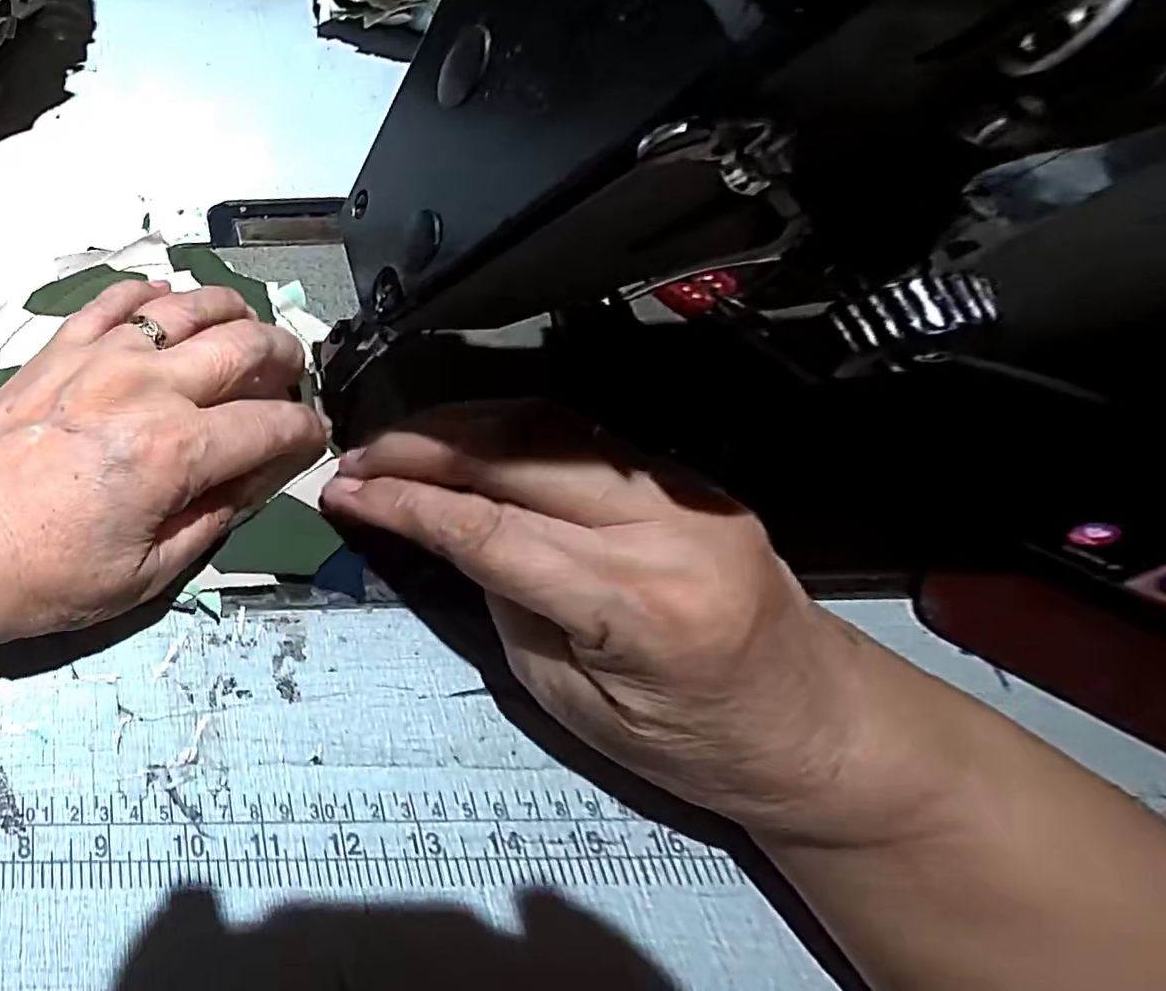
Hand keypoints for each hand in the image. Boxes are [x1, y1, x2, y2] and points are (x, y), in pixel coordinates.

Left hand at [0, 281, 324, 643]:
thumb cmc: (43, 575)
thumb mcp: (145, 574)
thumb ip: (212, 519)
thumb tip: (255, 480)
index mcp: (177, 451)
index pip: (271, 425)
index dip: (305, 431)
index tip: (313, 436)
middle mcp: (149, 387)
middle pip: (245, 346)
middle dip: (285, 357)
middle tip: (291, 376)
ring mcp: (101, 357)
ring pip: (190, 305)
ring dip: (232, 311)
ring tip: (244, 329)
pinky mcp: (60, 348)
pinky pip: (116, 299)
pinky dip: (151, 294)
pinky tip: (163, 304)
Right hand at [320, 400, 964, 847]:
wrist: (822, 729)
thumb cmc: (687, 742)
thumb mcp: (566, 695)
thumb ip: (505, 599)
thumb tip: (444, 528)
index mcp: (635, 605)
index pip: (487, 529)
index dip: (404, 503)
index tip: (342, 492)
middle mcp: (662, 528)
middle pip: (513, 456)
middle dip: (417, 448)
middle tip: (355, 458)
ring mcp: (680, 491)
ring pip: (542, 425)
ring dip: (452, 424)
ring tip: (392, 442)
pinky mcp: (680, 475)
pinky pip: (571, 433)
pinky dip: (497, 426)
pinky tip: (456, 435)